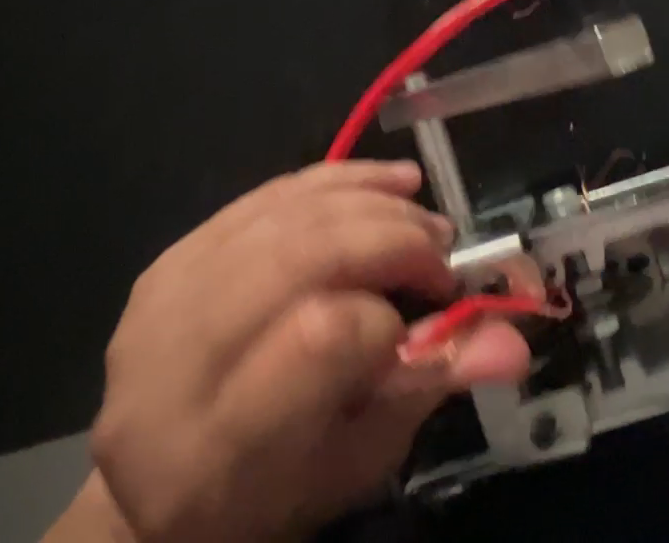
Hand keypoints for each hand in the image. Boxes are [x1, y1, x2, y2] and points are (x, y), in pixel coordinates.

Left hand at [89, 161, 528, 542]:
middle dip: (394, 242)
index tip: (426, 328)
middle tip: (443, 257)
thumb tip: (513, 341)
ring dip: (373, 203)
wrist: (155, 479)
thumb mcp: (357, 461)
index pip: (321, 336)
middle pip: (304, 256)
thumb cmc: (271, 489)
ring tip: (426, 222)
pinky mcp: (170, 258)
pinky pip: (267, 195)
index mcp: (225, 439)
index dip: (391, 320)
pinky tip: (388, 184)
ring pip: (288, 214)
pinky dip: (337, 180)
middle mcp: (180, 355)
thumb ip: (428, 390)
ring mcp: (167, 295)